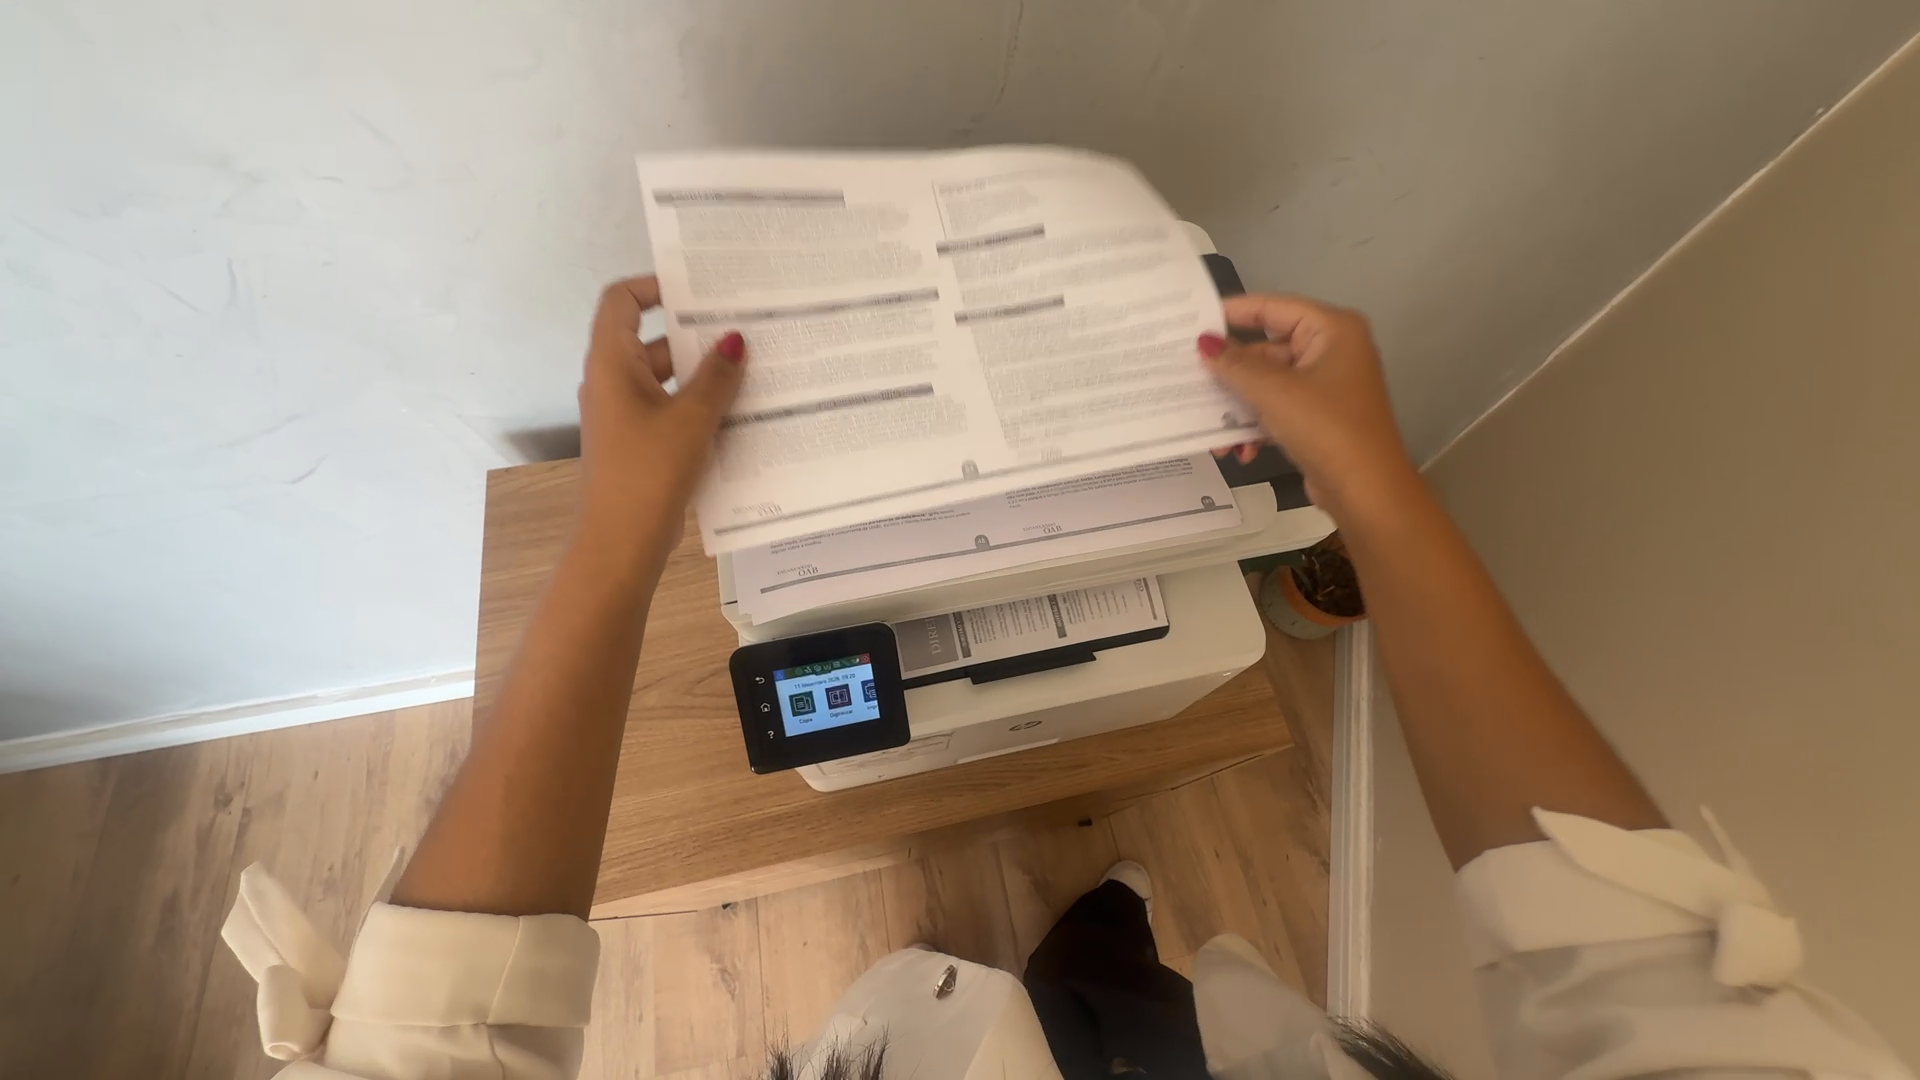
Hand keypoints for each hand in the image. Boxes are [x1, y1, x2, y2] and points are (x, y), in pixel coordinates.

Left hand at [576, 276, 745, 559]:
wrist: (623, 540)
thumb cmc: (650, 470)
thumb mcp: (691, 418)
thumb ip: (716, 376)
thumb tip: (735, 340)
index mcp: (612, 363)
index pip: (622, 301)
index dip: (655, 286)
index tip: (699, 290)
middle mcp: (614, 382)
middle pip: (653, 341)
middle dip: (696, 335)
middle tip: (745, 330)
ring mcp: (627, 415)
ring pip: (667, 380)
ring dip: (704, 375)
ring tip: (754, 371)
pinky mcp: (642, 444)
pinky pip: (672, 411)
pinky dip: (700, 406)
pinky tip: (741, 413)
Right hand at [1199, 294, 1417, 522]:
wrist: (1365, 489)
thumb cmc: (1325, 427)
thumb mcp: (1274, 392)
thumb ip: (1234, 365)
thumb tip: (1203, 342)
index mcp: (1331, 330)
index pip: (1272, 308)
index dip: (1232, 313)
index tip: (1192, 322)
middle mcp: (1330, 351)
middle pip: (1265, 350)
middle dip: (1229, 374)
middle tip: (1188, 379)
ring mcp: (1324, 385)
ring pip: (1265, 384)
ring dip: (1237, 408)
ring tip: (1209, 428)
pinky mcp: (1316, 416)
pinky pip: (1275, 409)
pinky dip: (1254, 426)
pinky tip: (1238, 450)